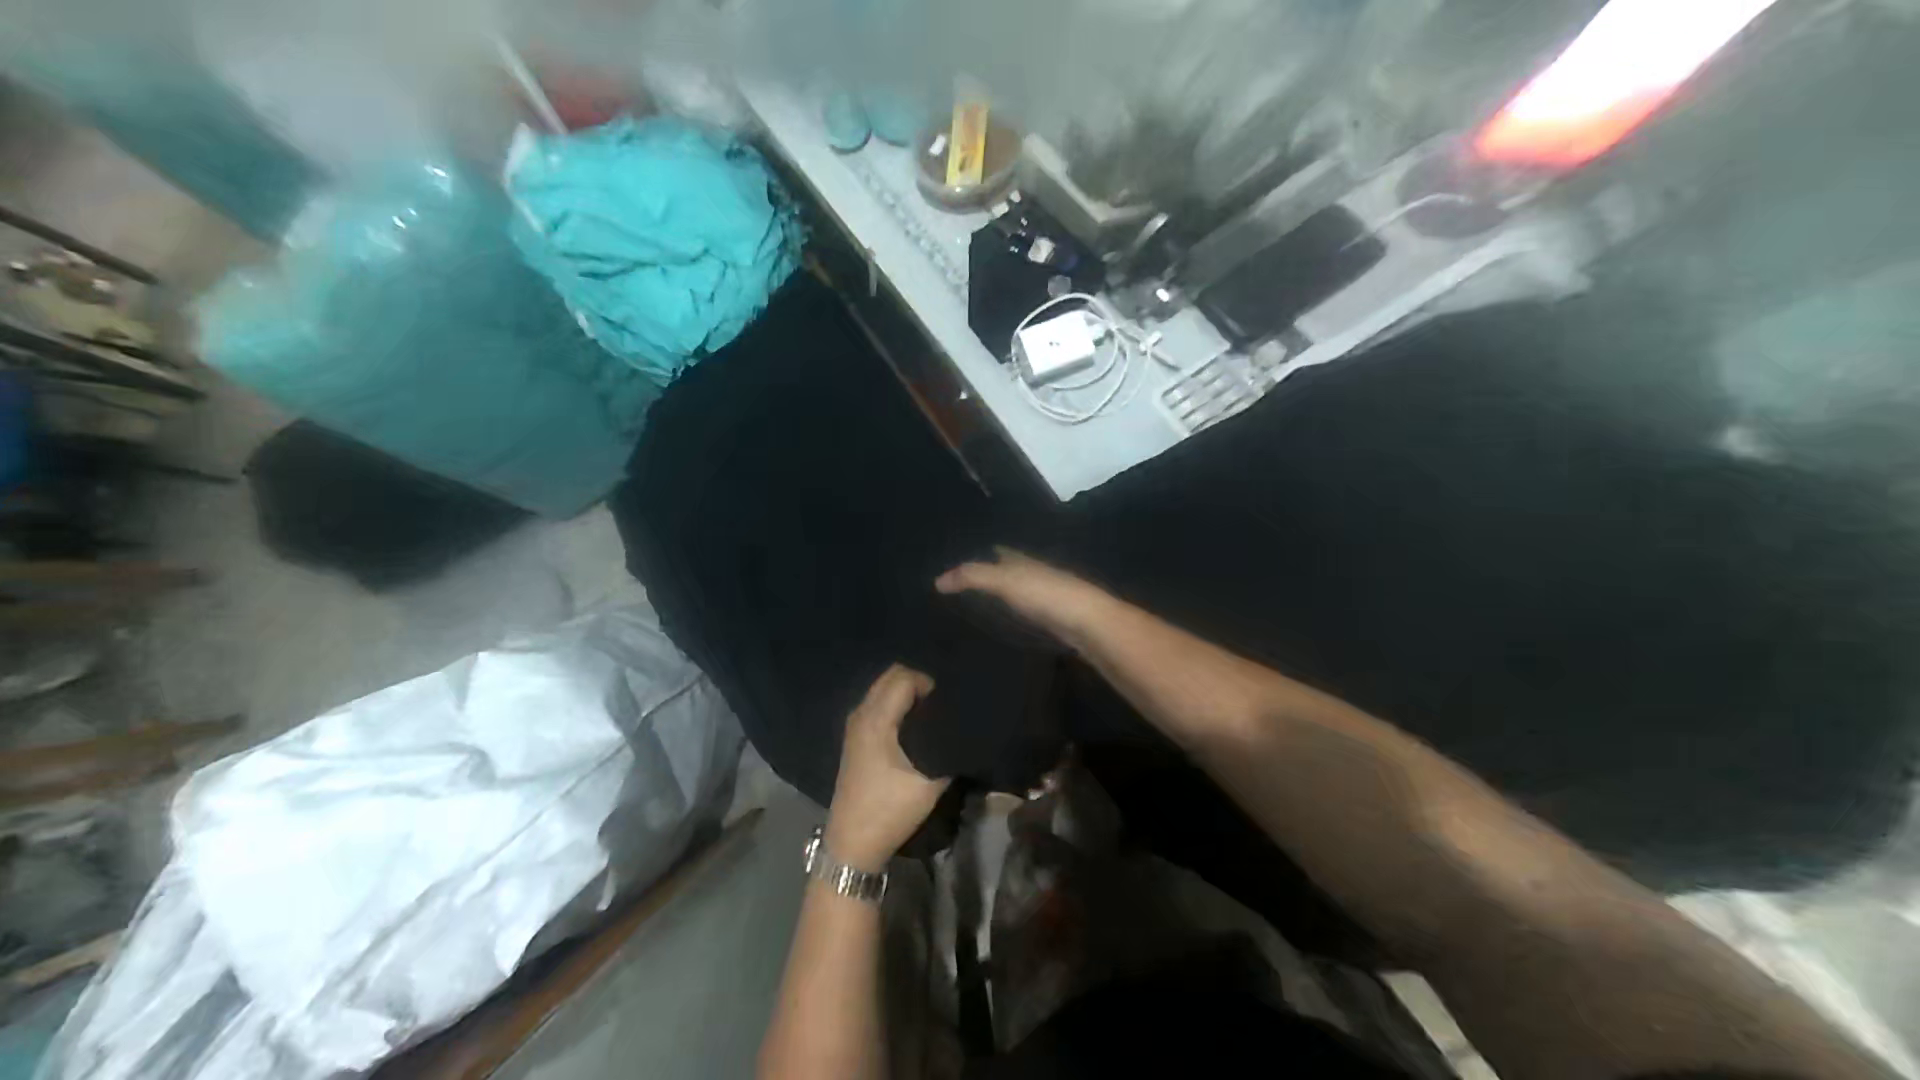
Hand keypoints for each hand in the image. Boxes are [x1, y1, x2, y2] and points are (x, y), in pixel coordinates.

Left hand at [824, 665, 949, 871]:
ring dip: (906, 694)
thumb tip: (964, 732)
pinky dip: (895, 705)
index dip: (928, 684)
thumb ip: (949, 752)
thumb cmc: (889, 811)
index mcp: (876, 720)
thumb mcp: (929, 784)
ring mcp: (854, 726)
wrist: (852, 844)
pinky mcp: (855, 739)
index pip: (903, 678)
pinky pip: (876, 704)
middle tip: (941, 705)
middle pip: (890, 677)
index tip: (947, 704)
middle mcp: (861, 715)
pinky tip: (913, 728)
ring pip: (881, 690)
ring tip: (931, 715)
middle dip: (917, 683)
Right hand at [934, 547, 1108, 643]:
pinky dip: (1011, 614)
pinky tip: (1002, 624)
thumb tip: (937, 581)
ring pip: (1017, 592)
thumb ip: (972, 577)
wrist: (1087, 621)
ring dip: (1001, 596)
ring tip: (975, 607)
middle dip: (990, 573)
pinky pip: (1024, 612)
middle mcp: (1034, 574)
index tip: (958, 561)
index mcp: (1022, 561)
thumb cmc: (1045, 594)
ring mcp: (1045, 597)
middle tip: (961, 585)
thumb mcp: (1003, 581)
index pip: (998, 552)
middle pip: (1008, 570)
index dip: (980, 553)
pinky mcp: (1051, 619)